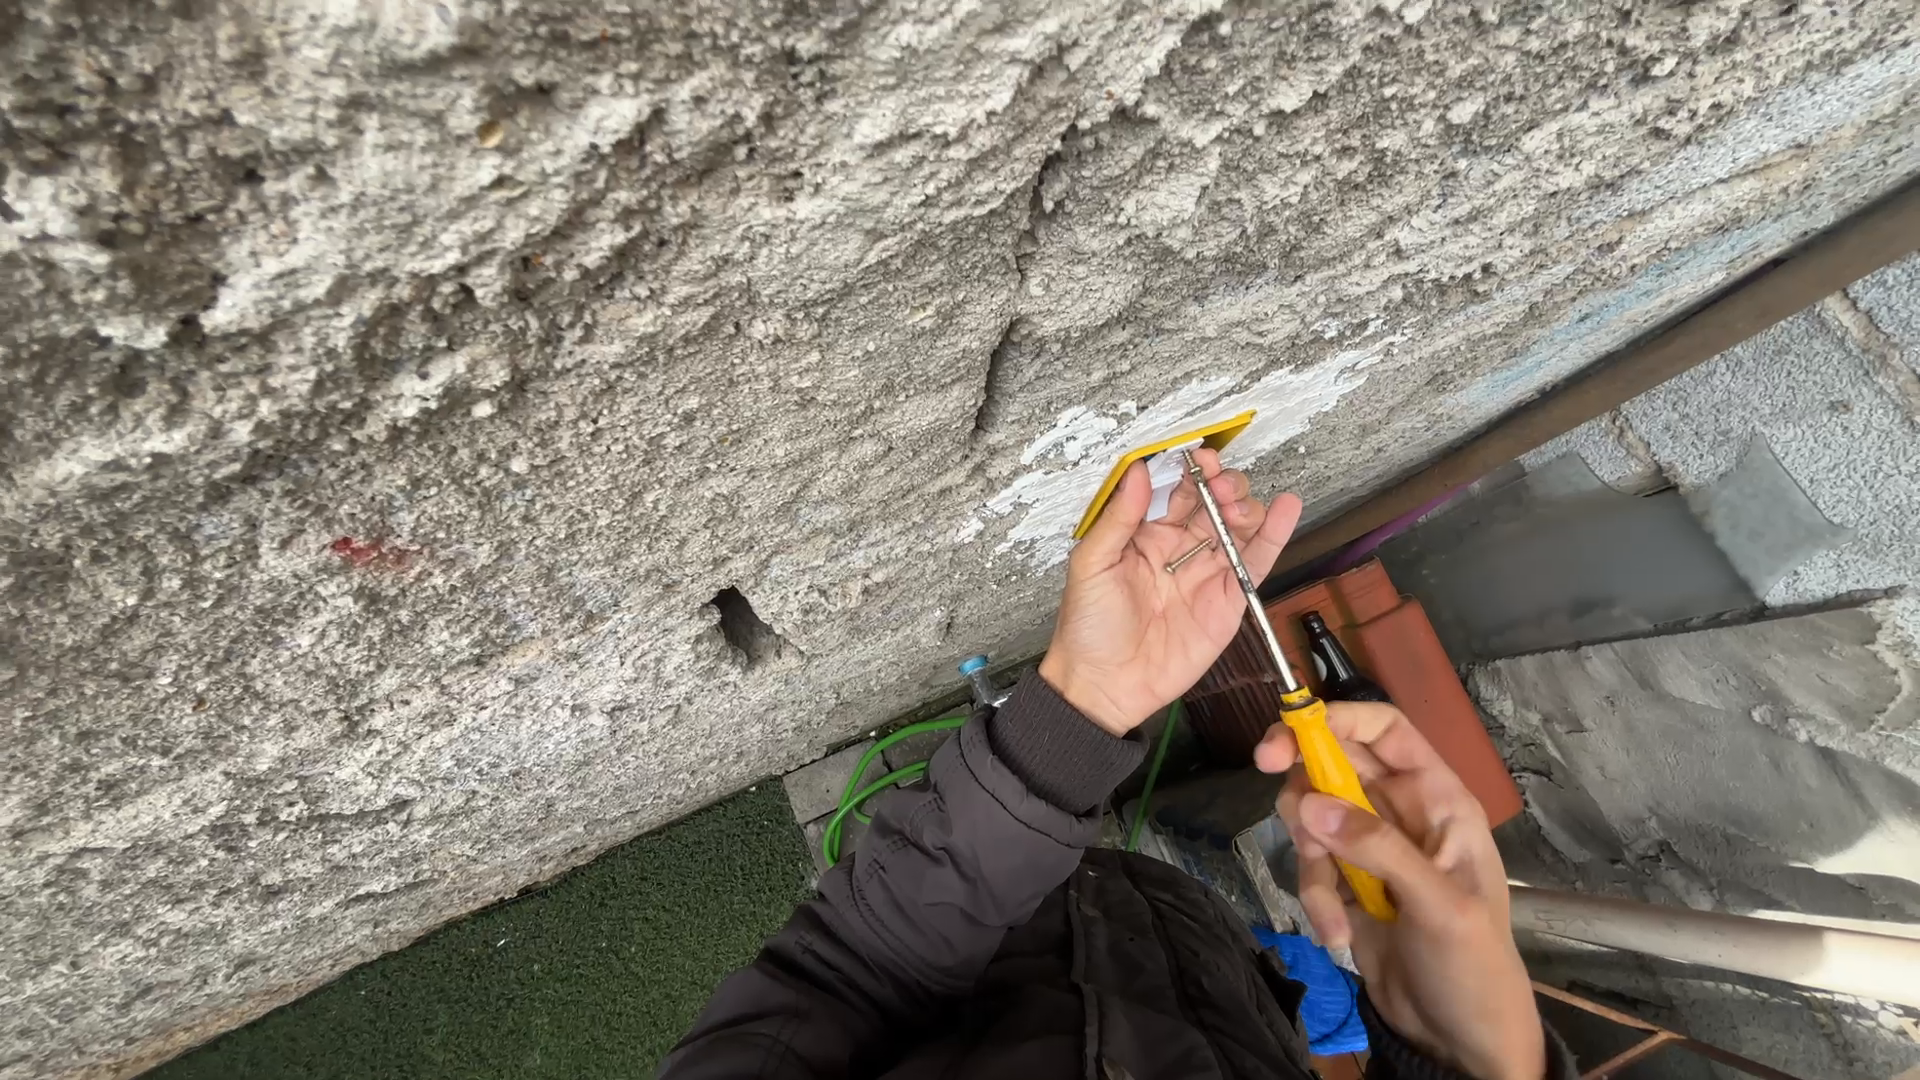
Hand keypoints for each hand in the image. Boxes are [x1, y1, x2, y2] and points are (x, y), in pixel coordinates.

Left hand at [1038, 448, 1301, 735]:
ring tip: (1238, 503)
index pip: (1172, 492)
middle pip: (1210, 505)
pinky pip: (1255, 563)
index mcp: (1142, 537)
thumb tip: (1136, 471)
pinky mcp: (1227, 600)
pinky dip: (1273, 535)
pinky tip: (1285, 507)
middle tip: (1220, 483)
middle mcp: (1177, 550)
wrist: (1105, 684)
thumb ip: (1118, 518)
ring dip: (1243, 506)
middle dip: (1220, 486)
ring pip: (1235, 528)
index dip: (1187, 472)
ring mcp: (1205, 574)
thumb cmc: (1088, 627)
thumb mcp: (1091, 565)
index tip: (1197, 455)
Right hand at [1255, 702, 1543, 1079]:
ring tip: (1332, 900)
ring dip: (1309, 851)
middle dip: (1300, 771)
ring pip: (1308, 809)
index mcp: (1434, 799)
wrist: (1461, 1044)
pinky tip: (1335, 932)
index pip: (1384, 730)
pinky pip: (1307, 861)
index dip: (1339, 717)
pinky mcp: (1340, 877)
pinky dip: (1313, 894)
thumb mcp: (1441, 907)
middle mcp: (1394, 810)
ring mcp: (1363, 843)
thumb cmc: (1475, 969)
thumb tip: (1306, 803)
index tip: (1293, 727)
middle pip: (1331, 760)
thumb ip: (1376, 848)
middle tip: (1265, 767)